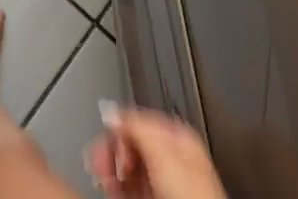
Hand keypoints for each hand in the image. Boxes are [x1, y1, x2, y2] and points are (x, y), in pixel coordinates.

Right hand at [85, 101, 227, 198]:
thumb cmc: (195, 193)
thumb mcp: (163, 151)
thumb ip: (136, 124)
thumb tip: (111, 108)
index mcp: (179, 132)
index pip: (138, 116)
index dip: (118, 123)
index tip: (104, 131)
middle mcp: (172, 151)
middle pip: (130, 139)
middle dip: (112, 147)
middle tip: (102, 158)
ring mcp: (165, 174)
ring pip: (127, 161)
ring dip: (112, 165)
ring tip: (106, 174)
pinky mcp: (157, 192)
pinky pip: (130, 180)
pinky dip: (118, 180)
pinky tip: (113, 184)